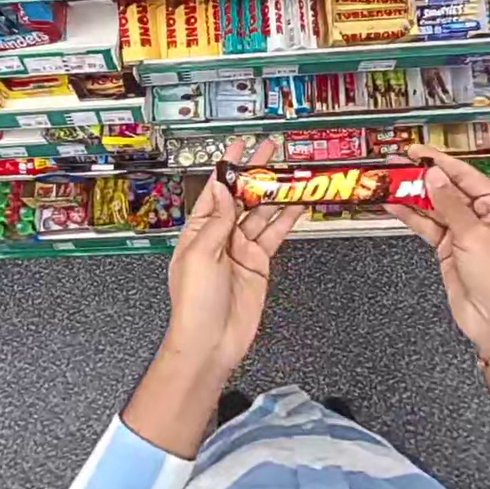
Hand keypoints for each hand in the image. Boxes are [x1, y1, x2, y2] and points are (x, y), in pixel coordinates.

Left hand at [160, 137, 303, 377]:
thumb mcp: (201, 254)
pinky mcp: (258, 262)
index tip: (240, 146)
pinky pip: (273, 234)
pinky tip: (295, 204)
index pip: (216, 190)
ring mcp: (240, 248)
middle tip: (271, 152)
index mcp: (199, 229)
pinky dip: (286, 218)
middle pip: (242, 197)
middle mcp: (220, 235)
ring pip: (261, 212)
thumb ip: (217, 220)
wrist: (211, 343)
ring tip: (290, 173)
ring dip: (275, 192)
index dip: (229, 167)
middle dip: (256, 173)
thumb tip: (220, 187)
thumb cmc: (194, 304)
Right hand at [385, 145, 489, 359]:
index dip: (440, 161)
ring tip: (390, 183)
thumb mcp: (475, 235)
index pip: (466, 174)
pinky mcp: (451, 249)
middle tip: (397, 167)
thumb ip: (450, 204)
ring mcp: (466, 234)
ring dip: (413, 196)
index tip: (418, 152)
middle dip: (422, 178)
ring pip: (434, 207)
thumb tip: (434, 177)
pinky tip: (396, 205)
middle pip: (448, 189)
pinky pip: (428, 226)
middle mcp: (485, 217)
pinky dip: (411, 216)